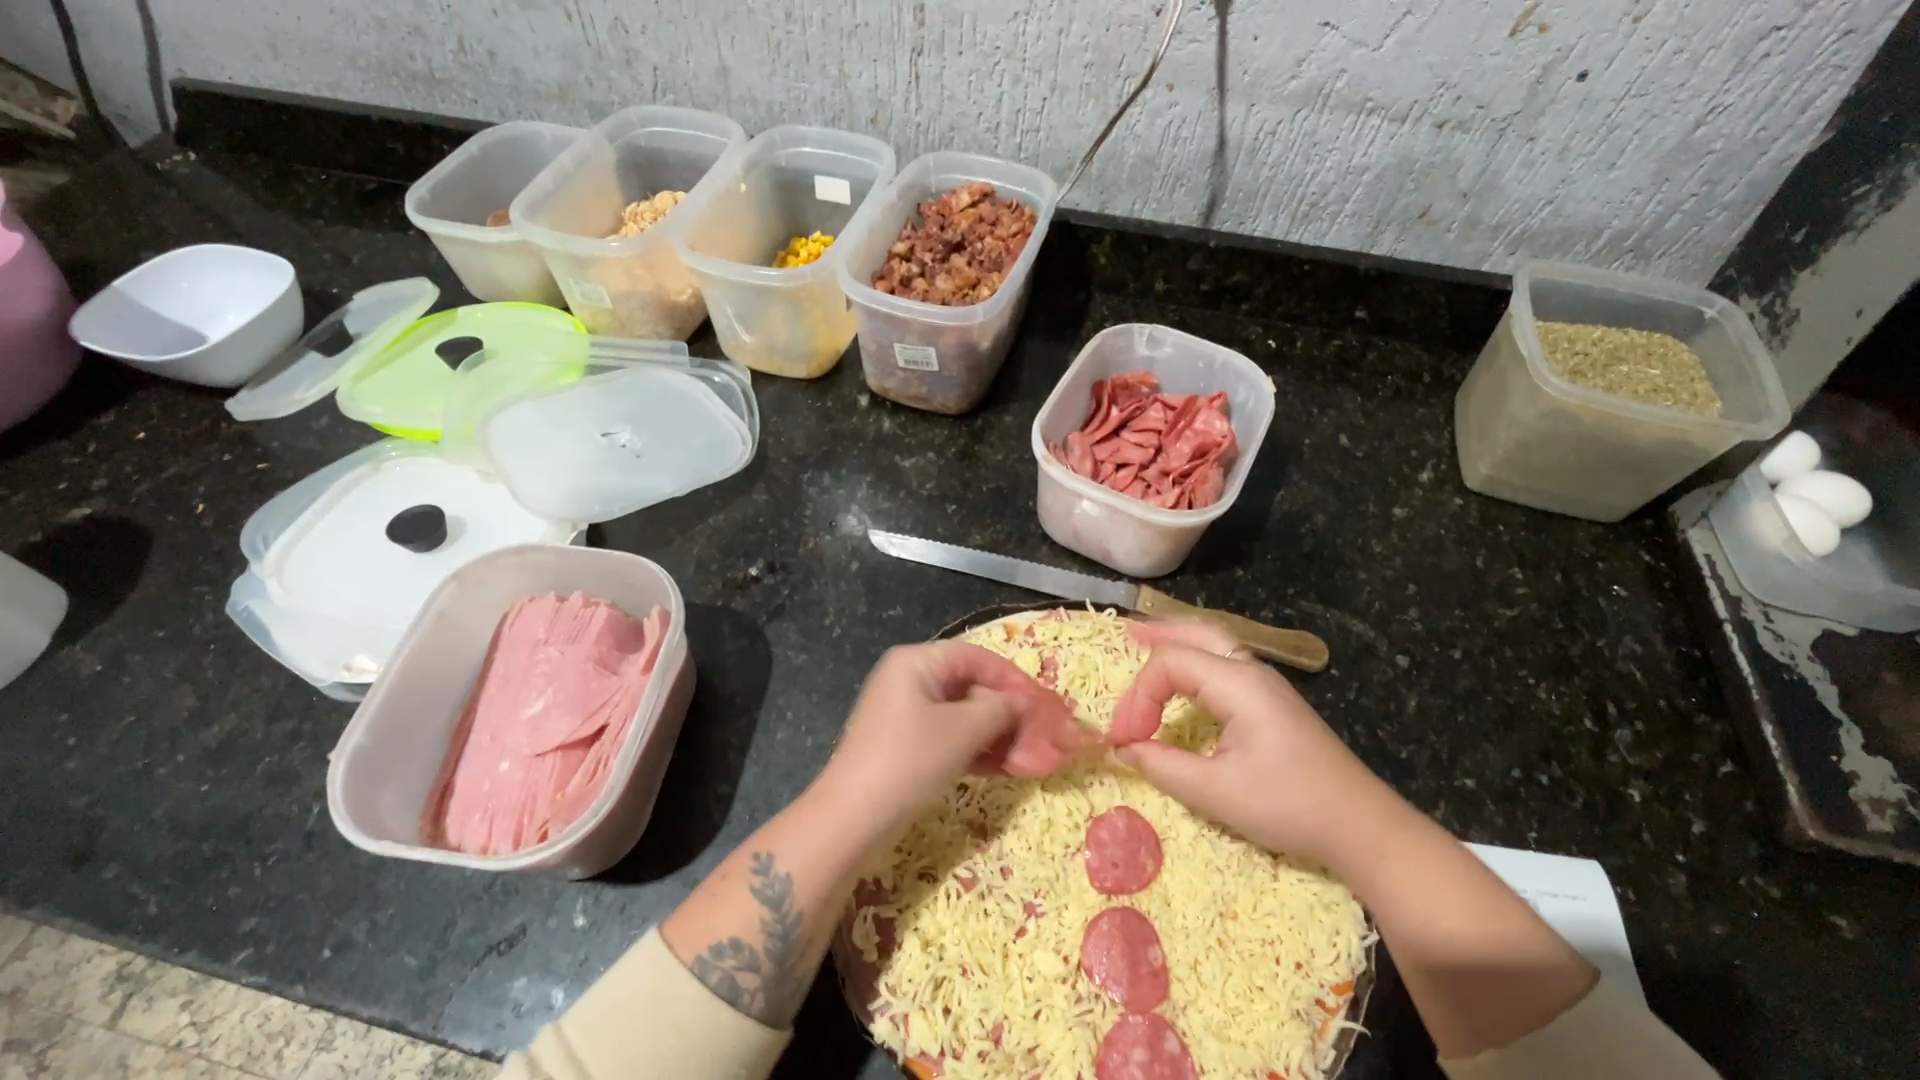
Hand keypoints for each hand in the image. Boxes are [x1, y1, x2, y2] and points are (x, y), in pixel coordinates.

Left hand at [816, 641, 1083, 830]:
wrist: (853, 820)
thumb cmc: (908, 761)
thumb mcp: (962, 730)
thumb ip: (1001, 710)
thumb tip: (1025, 704)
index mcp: (917, 663)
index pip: (978, 658)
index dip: (1016, 680)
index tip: (1047, 704)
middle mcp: (912, 682)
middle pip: (975, 689)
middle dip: (1014, 716)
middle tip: (1049, 738)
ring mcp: (909, 717)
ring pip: (968, 719)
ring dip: (1004, 738)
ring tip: (1040, 760)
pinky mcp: (911, 750)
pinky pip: (956, 741)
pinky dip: (984, 753)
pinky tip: (1015, 769)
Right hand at [1108, 620, 1400, 865]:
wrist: (1361, 825)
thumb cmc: (1289, 806)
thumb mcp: (1216, 793)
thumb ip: (1163, 766)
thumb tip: (1125, 749)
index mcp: (1239, 684)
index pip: (1170, 664)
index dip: (1137, 697)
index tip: (1125, 741)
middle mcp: (1251, 672)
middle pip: (1196, 632)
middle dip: (1155, 637)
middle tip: (1121, 640)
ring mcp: (1265, 684)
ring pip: (1213, 643)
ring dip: (1176, 642)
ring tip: (1142, 643)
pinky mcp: (1271, 702)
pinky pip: (1224, 662)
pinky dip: (1194, 659)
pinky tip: (1183, 677)